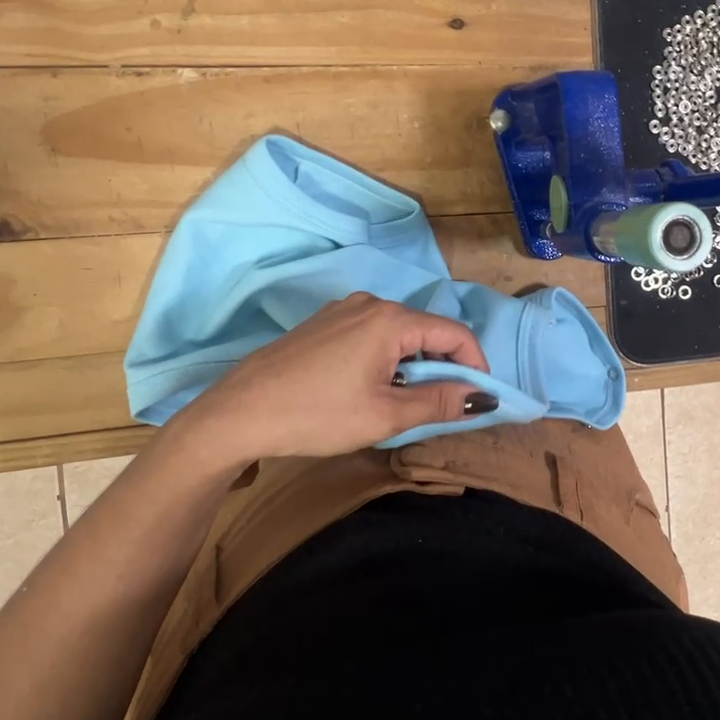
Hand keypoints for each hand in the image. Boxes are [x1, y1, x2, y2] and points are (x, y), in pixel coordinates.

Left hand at [165, 293, 495, 466]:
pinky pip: (370, 336)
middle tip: (442, 407)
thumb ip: (438, 402)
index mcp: (391, 320)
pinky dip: (385, 359)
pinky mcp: (321, 325)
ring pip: (397, 334)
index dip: (475, 365)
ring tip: (403, 403)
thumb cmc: (318, 414)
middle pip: (426, 331)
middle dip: (443, 366)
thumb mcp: (385, 415)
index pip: (454, 333)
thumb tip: (482, 398)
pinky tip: (368, 390)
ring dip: (412, 364)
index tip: (479, 398)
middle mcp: (370, 304)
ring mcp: (342, 311)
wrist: (238, 414)